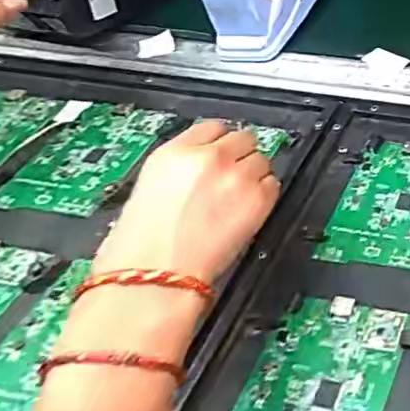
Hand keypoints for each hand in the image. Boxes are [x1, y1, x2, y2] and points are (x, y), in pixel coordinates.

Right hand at [92, 121, 280, 282]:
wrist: (151, 282)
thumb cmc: (136, 251)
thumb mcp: (145, 191)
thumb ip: (179, 169)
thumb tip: (200, 168)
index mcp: (175, 153)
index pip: (213, 128)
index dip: (218, 143)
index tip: (221, 153)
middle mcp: (210, 157)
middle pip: (243, 138)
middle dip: (239, 156)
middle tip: (231, 179)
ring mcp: (238, 175)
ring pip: (261, 160)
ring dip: (253, 175)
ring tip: (235, 201)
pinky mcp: (260, 197)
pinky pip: (272, 184)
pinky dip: (264, 195)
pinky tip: (246, 212)